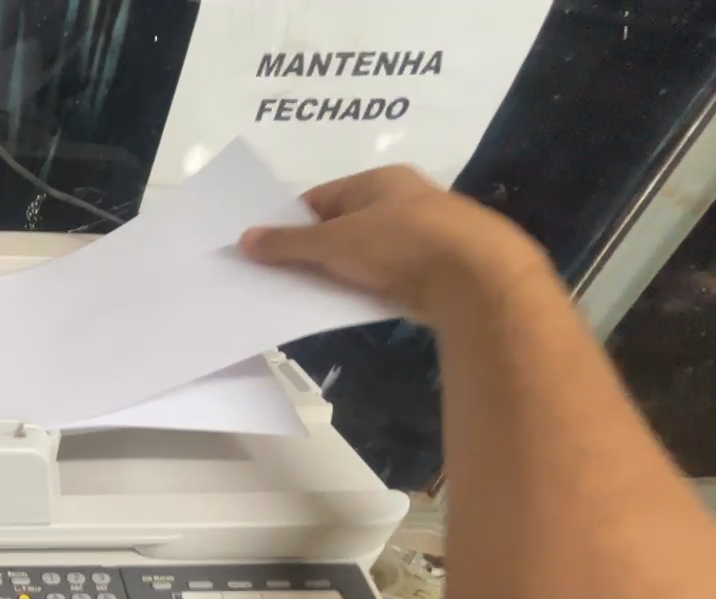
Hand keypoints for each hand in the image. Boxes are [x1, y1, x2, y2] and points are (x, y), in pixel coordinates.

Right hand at [238, 165, 553, 324]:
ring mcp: (414, 231)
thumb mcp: (332, 242)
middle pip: (335, 225)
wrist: (472, 277)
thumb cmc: (398, 243)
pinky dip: (353, 283)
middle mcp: (397, 199)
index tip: (262, 249)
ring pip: (355, 250)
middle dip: (305, 249)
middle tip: (274, 274)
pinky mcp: (424, 263)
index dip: (286, 223)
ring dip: (329, 269)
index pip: (316, 199)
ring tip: (299, 290)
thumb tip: (244, 238)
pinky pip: (375, 272)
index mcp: (376, 181)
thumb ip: (286, 243)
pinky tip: (337, 299)